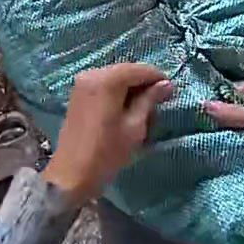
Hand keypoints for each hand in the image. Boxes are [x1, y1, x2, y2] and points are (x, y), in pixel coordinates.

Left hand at [42, 63, 173, 202]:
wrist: (72, 174)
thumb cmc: (107, 152)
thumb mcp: (134, 127)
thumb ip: (149, 101)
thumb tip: (166, 84)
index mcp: (106, 80)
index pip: (138, 69)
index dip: (156, 77)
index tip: (171, 90)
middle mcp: (91, 74)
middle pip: (125, 71)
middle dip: (143, 83)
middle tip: (160, 101)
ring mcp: (82, 83)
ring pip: (114, 77)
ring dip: (130, 88)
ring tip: (145, 109)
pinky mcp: (77, 93)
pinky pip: (102, 84)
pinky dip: (116, 92)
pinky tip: (126, 109)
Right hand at [204, 79, 243, 220]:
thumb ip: (237, 114)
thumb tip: (204, 105)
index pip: (236, 90)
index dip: (220, 100)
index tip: (200, 112)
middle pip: (239, 109)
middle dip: (224, 119)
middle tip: (201, 128)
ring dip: (232, 135)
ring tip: (208, 141)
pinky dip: (242, 147)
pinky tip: (226, 152)